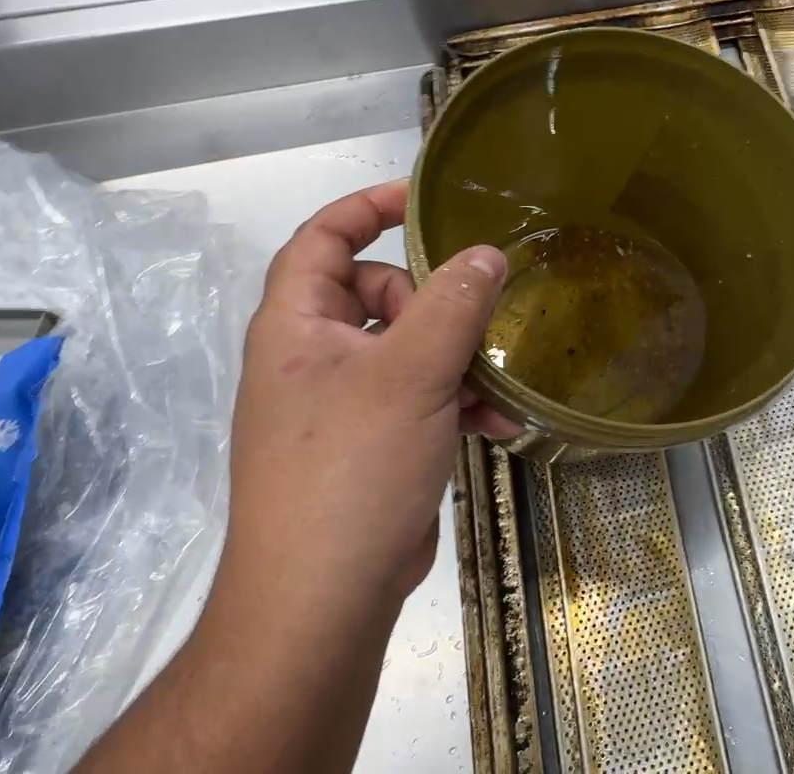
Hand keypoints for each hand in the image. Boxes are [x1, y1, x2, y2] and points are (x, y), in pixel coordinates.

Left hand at [220, 181, 515, 621]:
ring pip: (410, 348)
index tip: (424, 198)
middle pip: (379, 294)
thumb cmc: (352, 469)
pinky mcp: (374, 443)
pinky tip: (496, 423)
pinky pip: (421, 396)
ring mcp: (343, 404)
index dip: (366, 207)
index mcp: (297, 328)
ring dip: (458, 357)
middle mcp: (314, 359)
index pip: (322, 240)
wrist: (324, 596)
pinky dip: (457, 400)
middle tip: (476, 319)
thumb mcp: (410, 375)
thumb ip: (452, 305)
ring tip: (495, 383)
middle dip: (436, 301)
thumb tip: (486, 253)